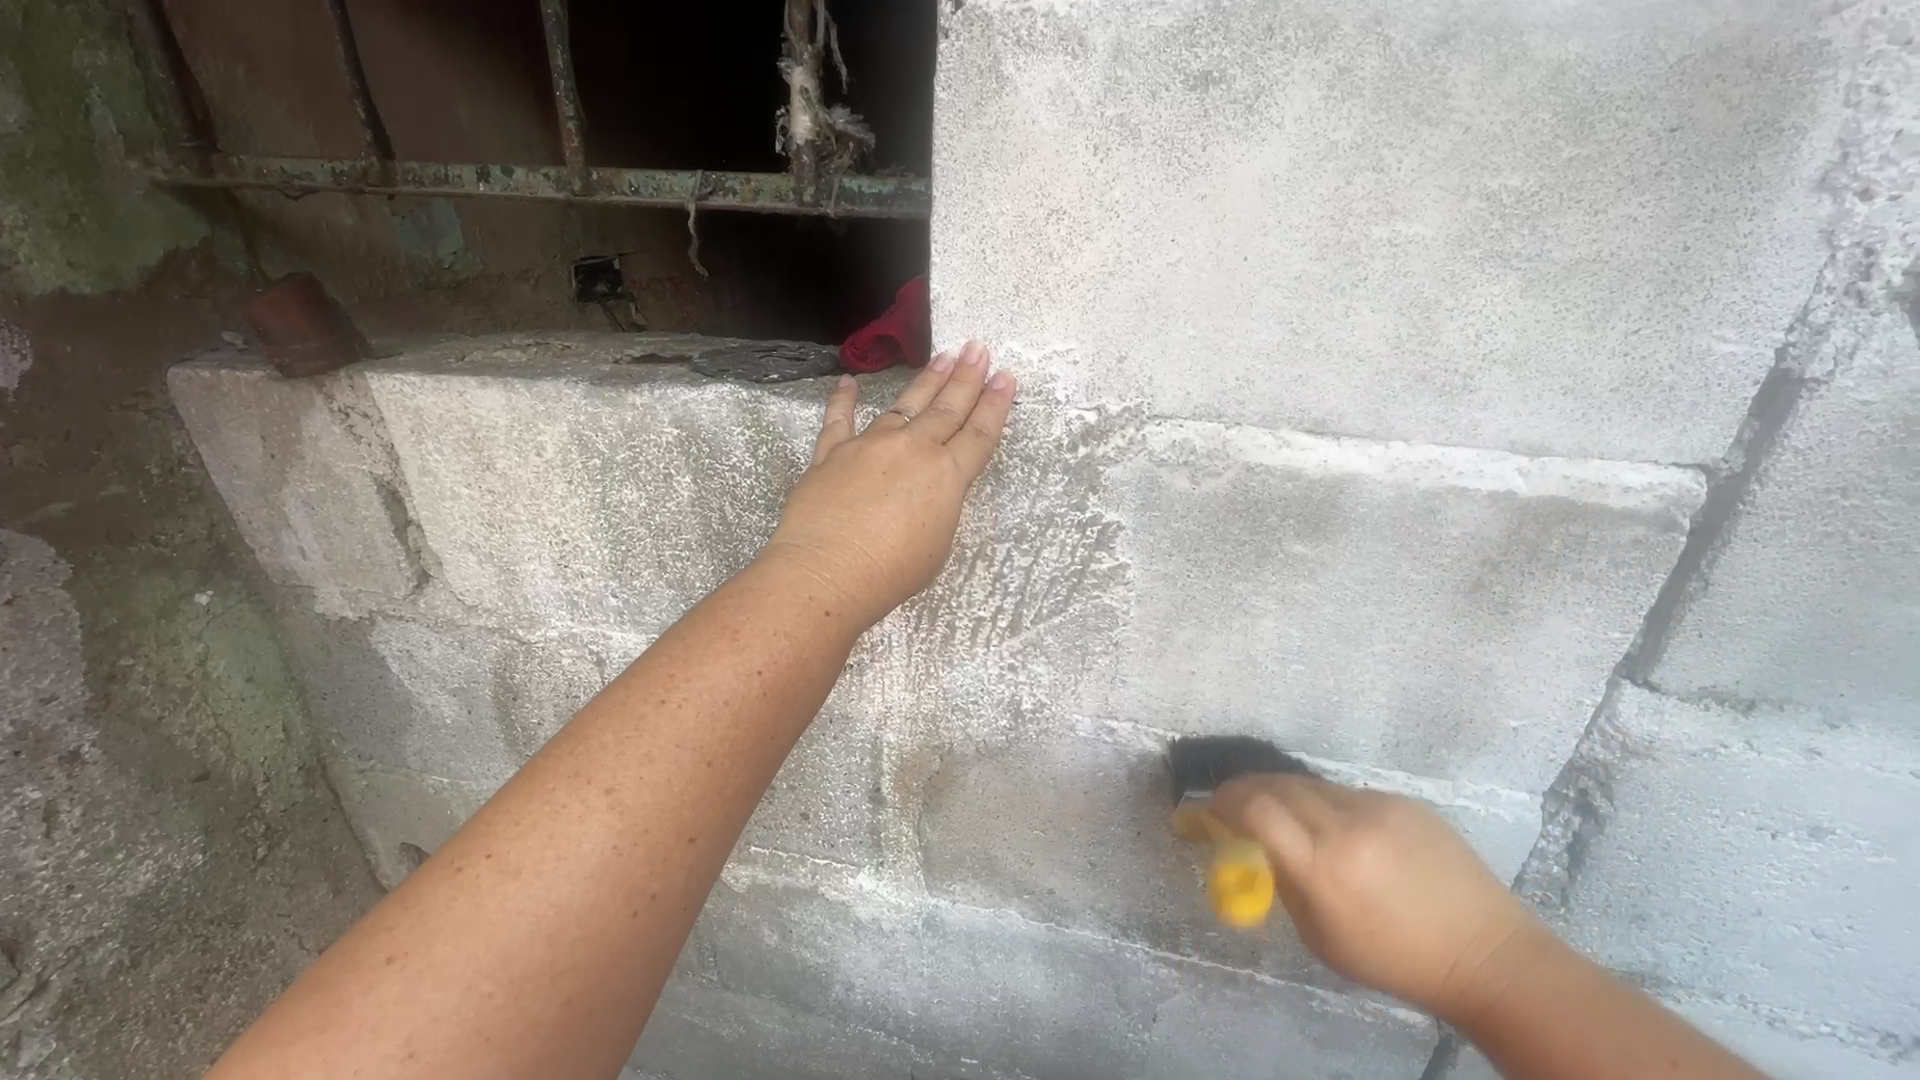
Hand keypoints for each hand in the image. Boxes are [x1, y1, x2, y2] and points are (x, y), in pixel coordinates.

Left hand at [761, 342, 1015, 628]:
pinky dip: (842, 400)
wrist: (829, 572)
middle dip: (966, 377)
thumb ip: (940, 505)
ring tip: (942, 356)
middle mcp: (912, 450)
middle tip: (978, 348)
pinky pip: (838, 420)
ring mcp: (870, 446)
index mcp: (946, 476)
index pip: (979, 434)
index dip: (995, 404)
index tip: (1005, 377)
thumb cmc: (891, 572)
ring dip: (925, 380)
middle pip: (947, 409)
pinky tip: (848, 382)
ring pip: (903, 405)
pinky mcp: (831, 453)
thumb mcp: (938, 543)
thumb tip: (930, 487)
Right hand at [1212, 773, 1549, 1020]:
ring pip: (1311, 784)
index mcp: (1323, 867)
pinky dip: (1326, 804)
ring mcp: (1380, 807)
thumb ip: (1283, 884)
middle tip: (1232, 803)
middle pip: (1277, 785)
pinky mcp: (1405, 801)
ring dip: (1284, 794)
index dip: (1225, 803)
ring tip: (1279, 813)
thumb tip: (1255, 848)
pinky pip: (1348, 793)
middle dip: (1246, 790)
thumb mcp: (1321, 938)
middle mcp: (1347, 826)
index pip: (1256, 810)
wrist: (1488, 954)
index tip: (1210, 810)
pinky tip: (1336, 828)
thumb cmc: (1396, 961)